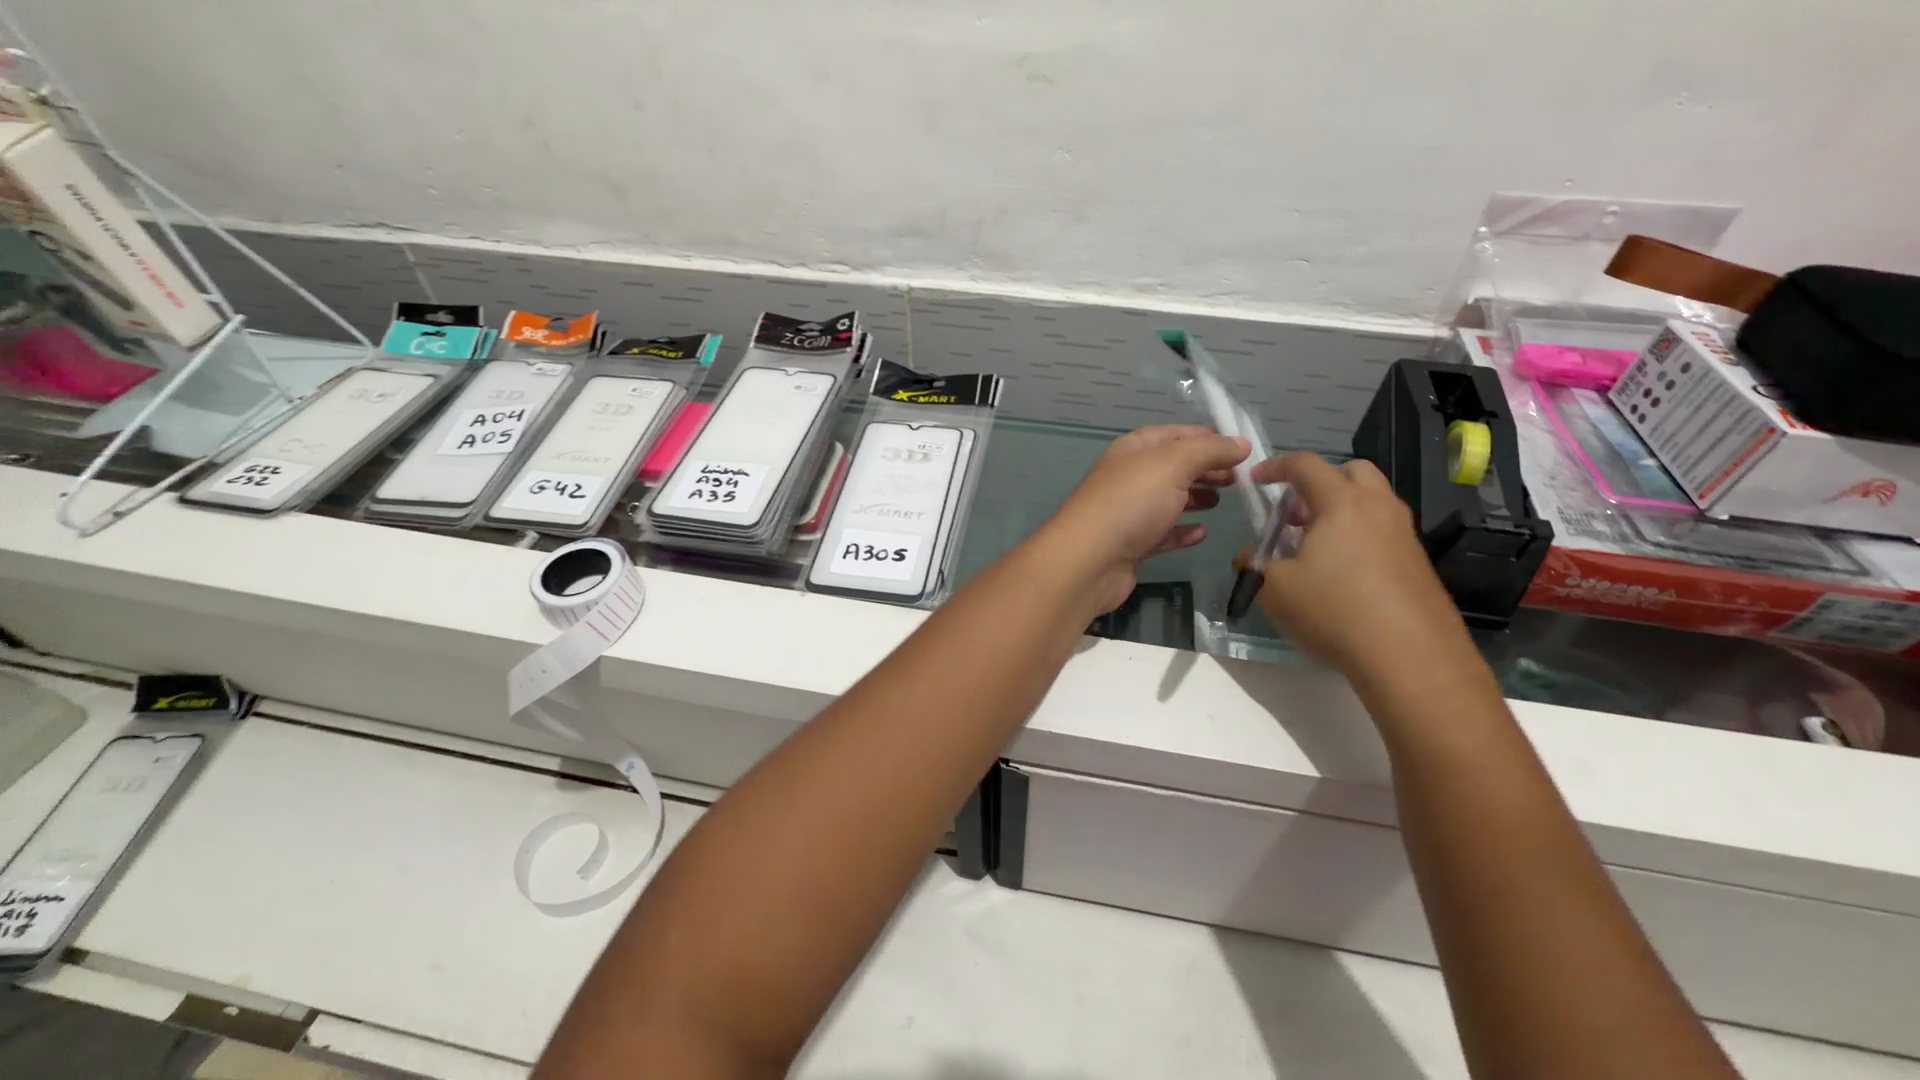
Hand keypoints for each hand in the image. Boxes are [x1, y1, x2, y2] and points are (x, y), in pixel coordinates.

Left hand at [1041, 425, 1249, 614]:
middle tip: (1237, 479)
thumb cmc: (1132, 502)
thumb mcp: (1174, 464)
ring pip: (1168, 500)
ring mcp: (1129, 512)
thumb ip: (1210, 451)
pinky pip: (1162, 533)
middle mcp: (1129, 477)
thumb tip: (1242, 444)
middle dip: (1205, 469)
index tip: (1239, 448)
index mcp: (1134, 450)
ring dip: (1195, 498)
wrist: (1089, 560)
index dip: (1206, 438)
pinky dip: (1182, 531)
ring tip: (1221, 501)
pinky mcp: (1131, 545)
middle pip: (1173, 467)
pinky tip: (1202, 533)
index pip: (1174, 434)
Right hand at [1248, 452, 1475, 682]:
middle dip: (1320, 483)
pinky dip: (1360, 540)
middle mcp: (1379, 508)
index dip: (1276, 466)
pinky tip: (1343, 578)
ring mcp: (1404, 536)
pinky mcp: (1418, 565)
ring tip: (1316, 550)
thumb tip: (1251, 556)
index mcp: (1342, 503)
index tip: (1257, 480)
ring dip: (1342, 513)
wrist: (1410, 658)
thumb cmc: (1335, 611)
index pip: (1306, 464)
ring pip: (1372, 504)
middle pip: (1352, 472)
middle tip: (1297, 515)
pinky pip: (1384, 535)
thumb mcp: (1275, 590)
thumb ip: (1256, 565)